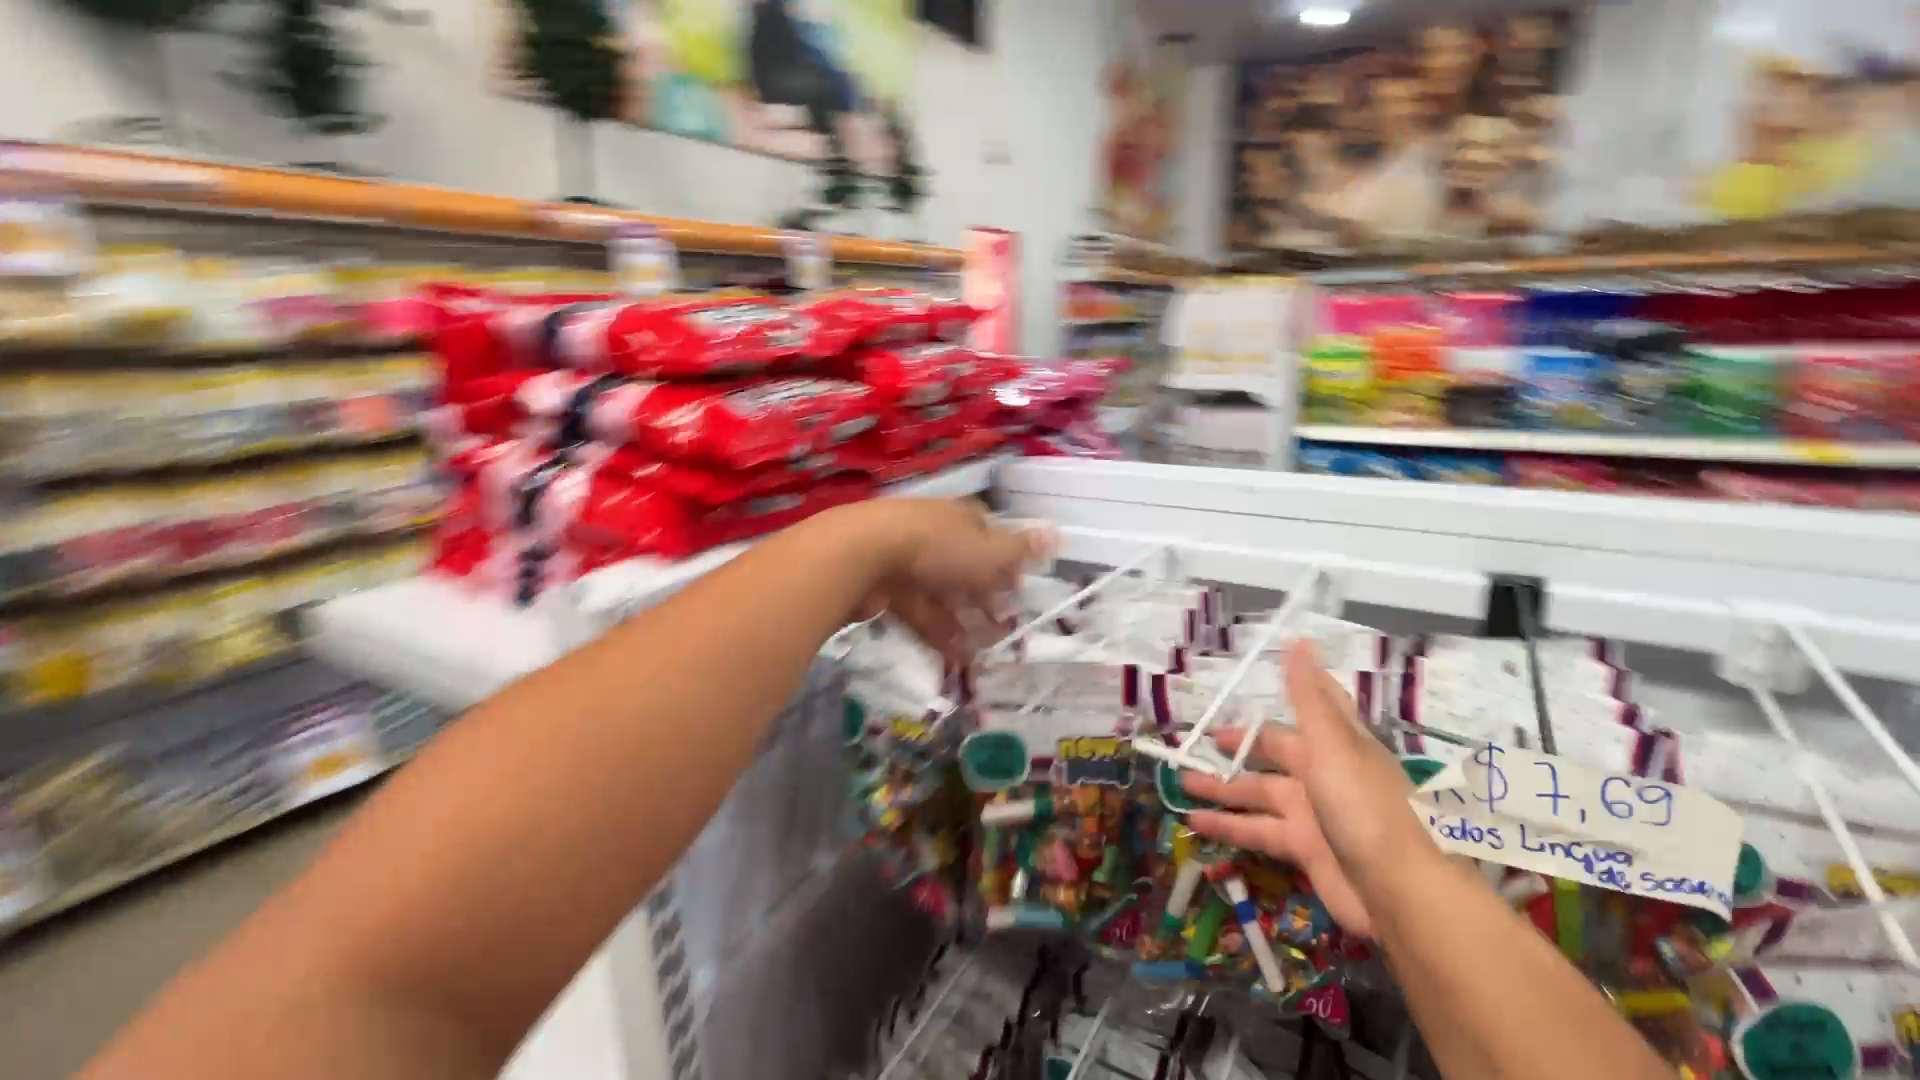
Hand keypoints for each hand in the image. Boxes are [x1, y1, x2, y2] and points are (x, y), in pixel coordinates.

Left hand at [820, 498, 1052, 662]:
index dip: (1006, 561)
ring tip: (984, 653)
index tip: (1019, 588)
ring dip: (964, 622)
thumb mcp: (989, 550)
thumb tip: (1058, 534)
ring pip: (943, 594)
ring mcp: (907, 562)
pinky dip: (938, 634)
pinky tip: (954, 657)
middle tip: (1004, 628)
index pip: (989, 534)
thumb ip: (1022, 549)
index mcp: (961, 519)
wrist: (861, 556)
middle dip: (985, 597)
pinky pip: (919, 613)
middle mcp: (934, 534)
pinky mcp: (886, 589)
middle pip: (965, 567)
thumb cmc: (937, 549)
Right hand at [1180, 643, 1426, 937]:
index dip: (1287, 692)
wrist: (1401, 892)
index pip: (1312, 707)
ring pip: (1260, 794)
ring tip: (1182, 783)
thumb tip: (1299, 639)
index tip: (1256, 680)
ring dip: (1223, 789)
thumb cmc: (1366, 808)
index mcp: (1338, 744)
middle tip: (1200, 743)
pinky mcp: (1306, 852)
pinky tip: (1197, 824)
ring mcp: (1316, 815)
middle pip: (1276, 754)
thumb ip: (1308, 698)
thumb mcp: (1332, 746)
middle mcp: (1327, 774)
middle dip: (1239, 748)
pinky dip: (1229, 827)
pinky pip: (1259, 832)